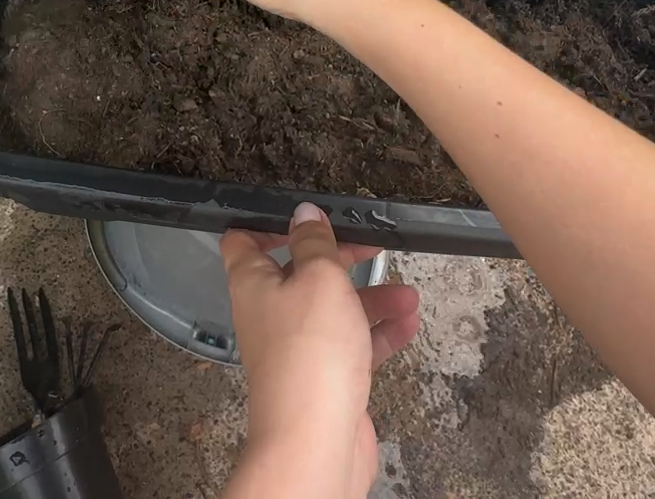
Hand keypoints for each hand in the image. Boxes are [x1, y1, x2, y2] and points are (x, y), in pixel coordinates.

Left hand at [221, 203, 421, 498]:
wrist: (317, 441)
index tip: (307, 216)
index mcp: (253, 281)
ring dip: (370, 297)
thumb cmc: (309, 352)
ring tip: (408, 294)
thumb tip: (304, 213)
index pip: (246, 240)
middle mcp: (270, 310)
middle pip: (302, 271)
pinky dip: (378, 333)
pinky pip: (352, 344)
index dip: (270, 223)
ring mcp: (298, 345)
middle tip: (373, 246)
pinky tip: (408, 323)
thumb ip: (314, 241)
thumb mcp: (318, 278)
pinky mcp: (325, 375)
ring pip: (333, 309)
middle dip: (339, 258)